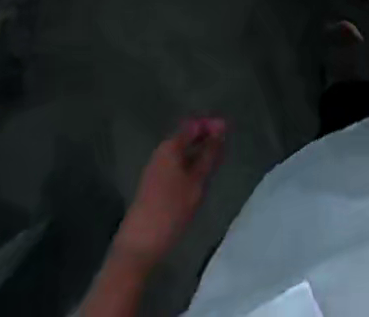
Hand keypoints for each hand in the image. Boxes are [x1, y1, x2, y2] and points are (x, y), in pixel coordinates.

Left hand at [112, 117, 226, 263]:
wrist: (140, 244)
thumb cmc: (170, 210)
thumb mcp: (196, 182)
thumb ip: (209, 156)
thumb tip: (220, 132)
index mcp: (170, 146)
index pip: (193, 125)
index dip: (211, 124)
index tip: (229, 129)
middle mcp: (162, 152)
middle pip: (187, 136)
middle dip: (206, 137)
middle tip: (227, 144)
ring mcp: (158, 168)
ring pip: (183, 152)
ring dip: (200, 151)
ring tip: (219, 158)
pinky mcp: (156, 184)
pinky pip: (178, 164)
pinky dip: (192, 164)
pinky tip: (202, 174)